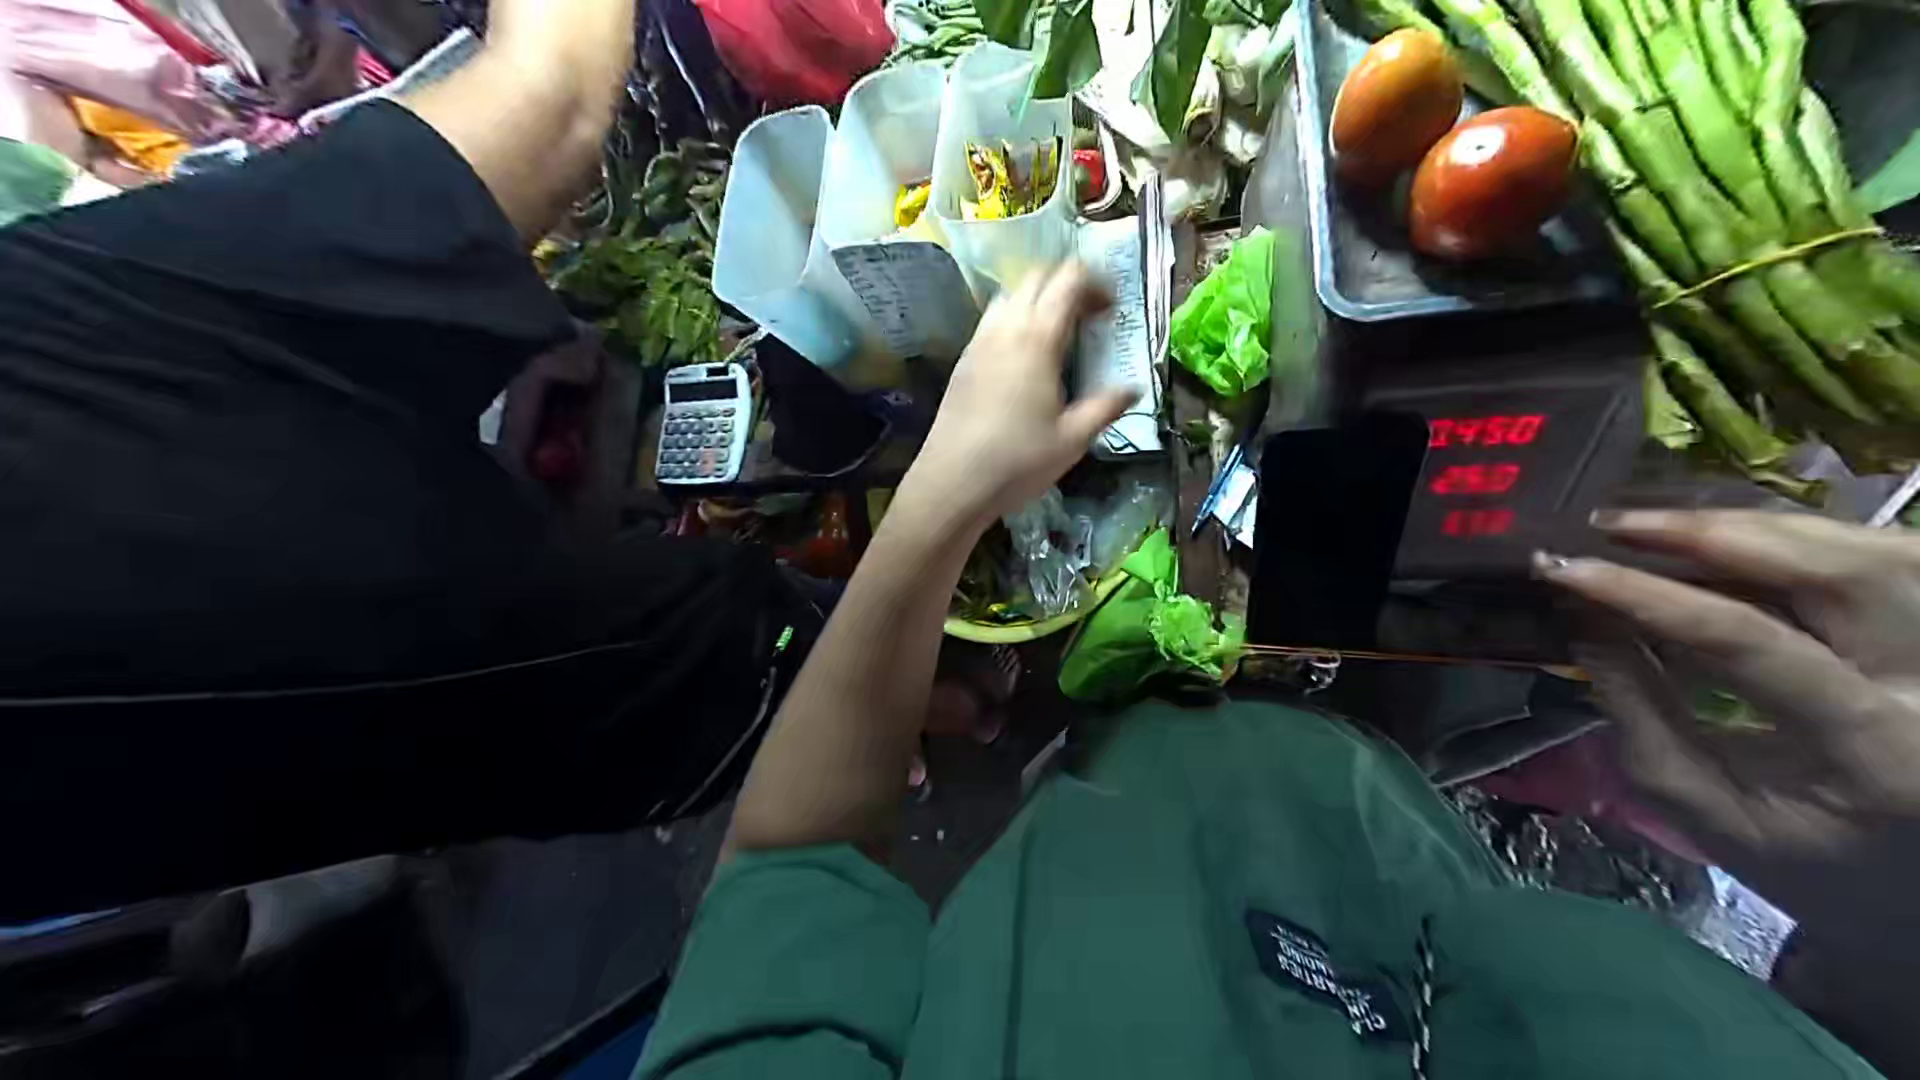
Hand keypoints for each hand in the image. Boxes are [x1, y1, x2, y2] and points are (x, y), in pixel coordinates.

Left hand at [896, 262, 1136, 530]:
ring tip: (1057, 336)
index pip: (1069, 280)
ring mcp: (977, 343)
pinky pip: (991, 322)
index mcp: (1037, 338)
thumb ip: (1106, 407)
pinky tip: (1023, 360)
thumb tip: (1133, 389)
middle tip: (1088, 317)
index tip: (1111, 310)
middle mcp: (1004, 329)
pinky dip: (1014, 321)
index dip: (1096, 283)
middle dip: (1067, 284)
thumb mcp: (1073, 439)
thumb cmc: (1018, 461)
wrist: (952, 483)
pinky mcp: (962, 362)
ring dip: (1037, 300)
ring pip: (1009, 296)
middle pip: (1036, 276)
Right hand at [1535, 511, 1919, 949]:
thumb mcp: (1690, 797)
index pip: (1749, 642)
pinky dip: (1805, 537)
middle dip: (1712, 533)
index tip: (1562, 568)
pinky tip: (1733, 538)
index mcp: (1877, 752)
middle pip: (1847, 573)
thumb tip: (1580, 614)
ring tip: (1661, 523)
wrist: (1919, 889)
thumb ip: (1634, 703)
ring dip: (1758, 526)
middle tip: (1613, 523)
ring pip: (1883, 552)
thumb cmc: (1795, 858)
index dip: (1645, 594)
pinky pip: (1895, 563)